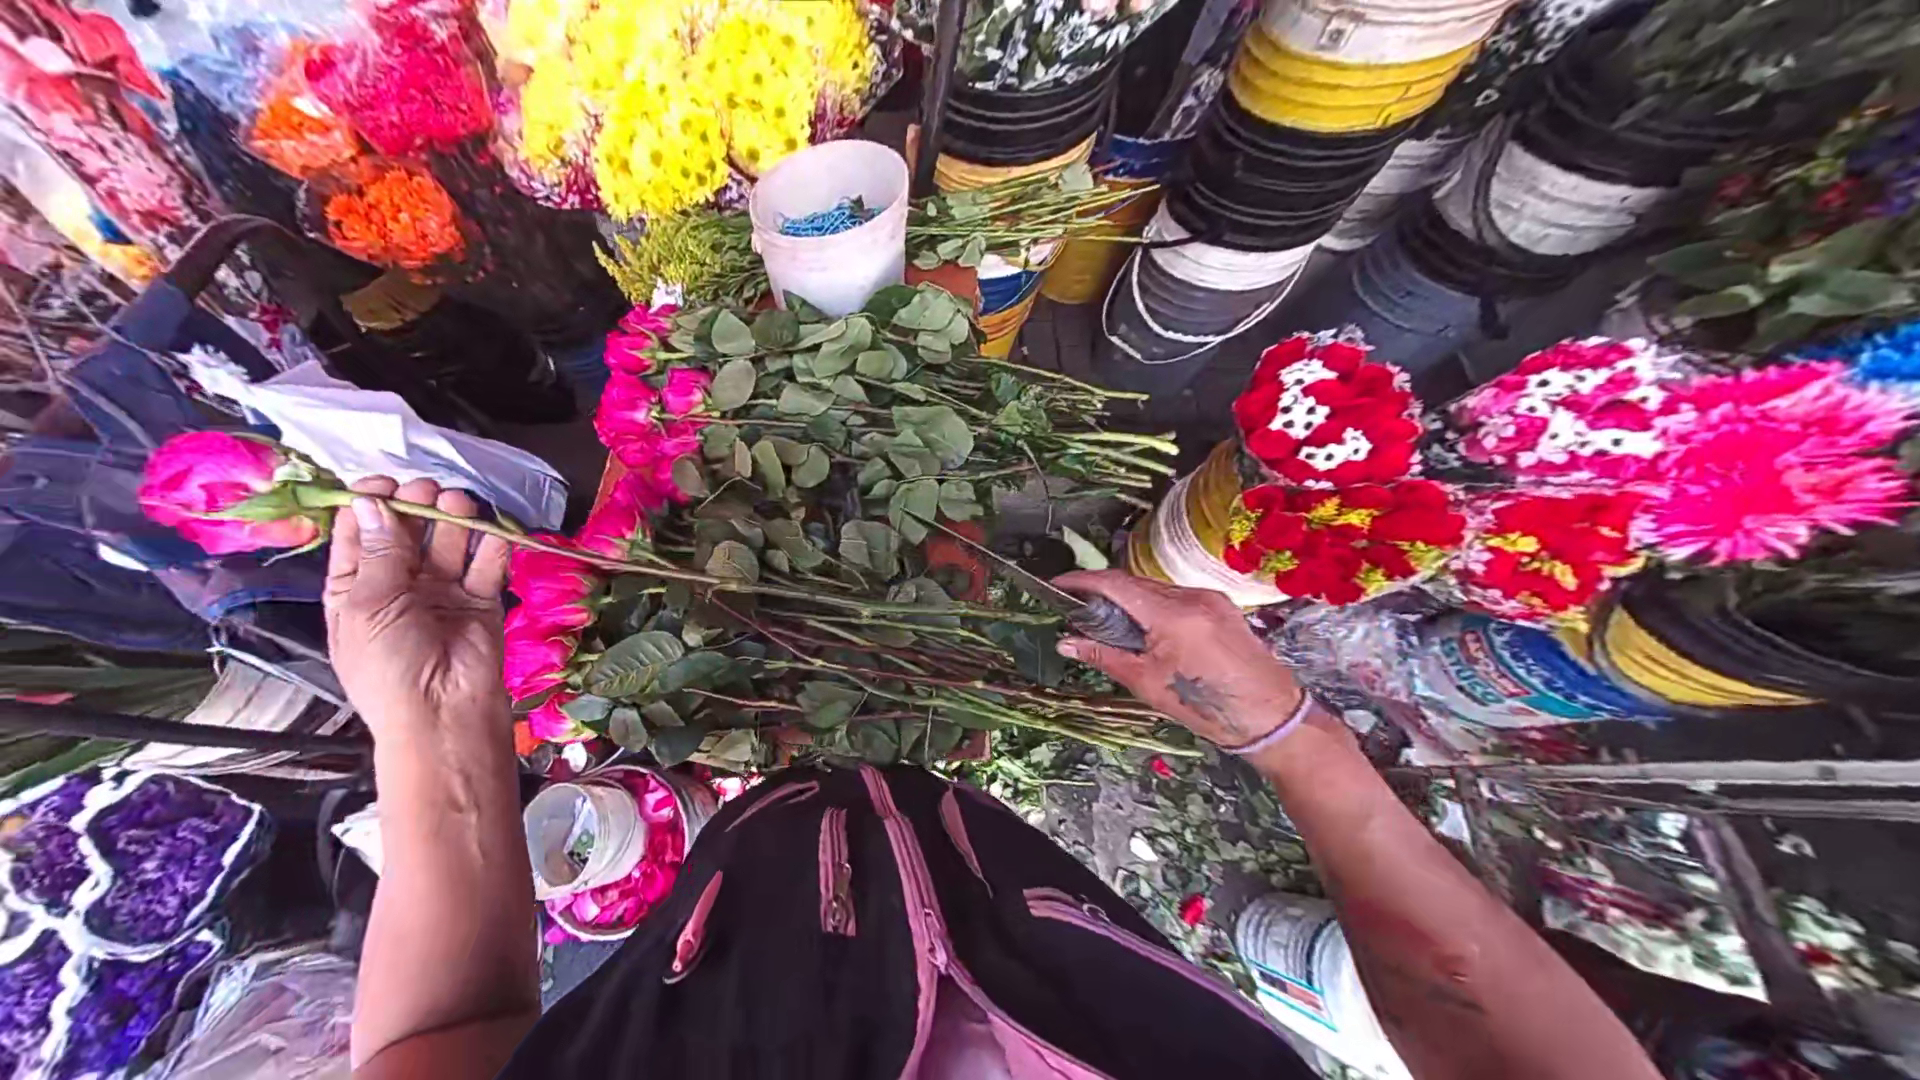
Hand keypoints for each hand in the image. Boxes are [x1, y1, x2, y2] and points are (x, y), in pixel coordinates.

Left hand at [323, 477, 511, 739]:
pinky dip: (492, 545)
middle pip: (409, 532)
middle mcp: (400, 583)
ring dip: (454, 520)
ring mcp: (444, 590)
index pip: (360, 534)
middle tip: (428, 489)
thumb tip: (375, 503)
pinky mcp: (483, 598)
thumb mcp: (368, 606)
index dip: (369, 505)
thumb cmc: (388, 665)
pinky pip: (487, 565)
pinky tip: (493, 529)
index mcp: (356, 586)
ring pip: (450, 544)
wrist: (442, 709)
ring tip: (459, 502)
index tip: (383, 484)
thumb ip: (381, 553)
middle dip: (416, 507)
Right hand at [1052, 571, 1302, 749]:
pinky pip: (1174, 596)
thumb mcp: (1147, 683)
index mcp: (1173, 615)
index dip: (1081, 581)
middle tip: (1078, 608)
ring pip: (1154, 588)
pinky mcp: (1220, 605)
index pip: (1116, 584)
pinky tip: (1143, 626)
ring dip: (1127, 598)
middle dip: (1102, 591)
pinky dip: (1151, 604)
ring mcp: (1209, 598)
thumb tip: (1066, 642)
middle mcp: (1192, 597)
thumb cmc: (1207, 707)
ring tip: (1107, 621)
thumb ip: (1104, 656)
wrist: (1272, 717)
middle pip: (1134, 582)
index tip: (1057, 585)